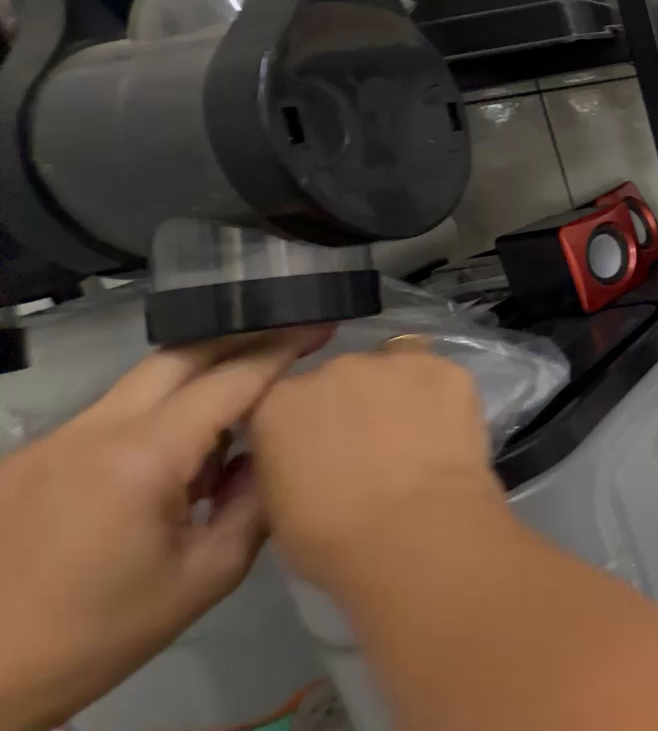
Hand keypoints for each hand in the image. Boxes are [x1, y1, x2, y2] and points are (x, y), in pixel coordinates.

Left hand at [0, 327, 329, 730]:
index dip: (282, 349)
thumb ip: (256, 501)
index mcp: (138, 459)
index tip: (324, 328)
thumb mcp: (210, 571)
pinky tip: (188, 453)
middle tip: (294, 336)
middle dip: (241, 340)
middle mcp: (87, 436)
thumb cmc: (104, 631)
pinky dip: (162, 414)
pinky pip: (111, 417)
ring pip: (140, 384)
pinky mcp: (25, 467)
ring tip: (249, 404)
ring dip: (201, 379)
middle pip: (176, 357)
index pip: (228, 380)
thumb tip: (272, 454)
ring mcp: (46, 448)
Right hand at [250, 349, 505, 601]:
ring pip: (396, 366)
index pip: (287, 397)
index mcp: (279, 401)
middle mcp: (336, 368)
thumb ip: (287, 455)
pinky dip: (442, 395)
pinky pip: (440, 376)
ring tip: (416, 429)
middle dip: (355, 401)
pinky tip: (448, 426)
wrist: (413, 526)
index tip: (323, 444)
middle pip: (344, 377)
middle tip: (375, 438)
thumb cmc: (330, 531)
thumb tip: (308, 448)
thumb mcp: (276, 498)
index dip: (309, 420)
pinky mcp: (450, 370)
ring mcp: (397, 364)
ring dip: (400, 389)